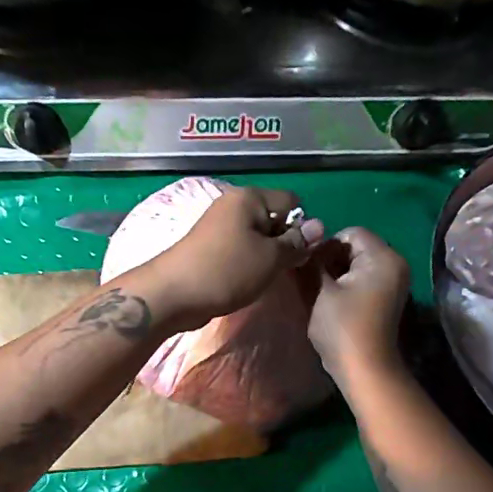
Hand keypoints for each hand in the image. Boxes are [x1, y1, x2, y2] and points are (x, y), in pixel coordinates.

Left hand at [136, 187, 323, 328]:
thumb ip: (296, 242)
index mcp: (249, 197)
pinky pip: (240, 249)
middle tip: (284, 270)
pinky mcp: (209, 247)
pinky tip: (246, 281)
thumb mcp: (270, 258)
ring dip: (266, 256)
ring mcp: (218, 226)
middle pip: (273, 218)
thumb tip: (319, 226)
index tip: (300, 254)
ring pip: (257, 237)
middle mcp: (233, 205)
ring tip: (264, 278)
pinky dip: (247, 262)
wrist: (173, 294)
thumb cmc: (227, 271)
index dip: (302, 227)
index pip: (292, 202)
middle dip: (284, 242)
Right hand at [308, 227, 409, 379]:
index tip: (309, 265)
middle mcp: (395, 263)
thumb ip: (313, 264)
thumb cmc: (342, 326)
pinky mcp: (387, 297)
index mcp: (383, 256)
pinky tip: (332, 299)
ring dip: (337, 271)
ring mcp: (393, 281)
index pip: (350, 232)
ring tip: (319, 289)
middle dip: (331, 257)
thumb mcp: (322, 291)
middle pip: (357, 246)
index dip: (326, 245)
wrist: (364, 368)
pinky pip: (365, 278)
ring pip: (359, 263)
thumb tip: (304, 250)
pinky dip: (348, 283)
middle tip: (310, 277)